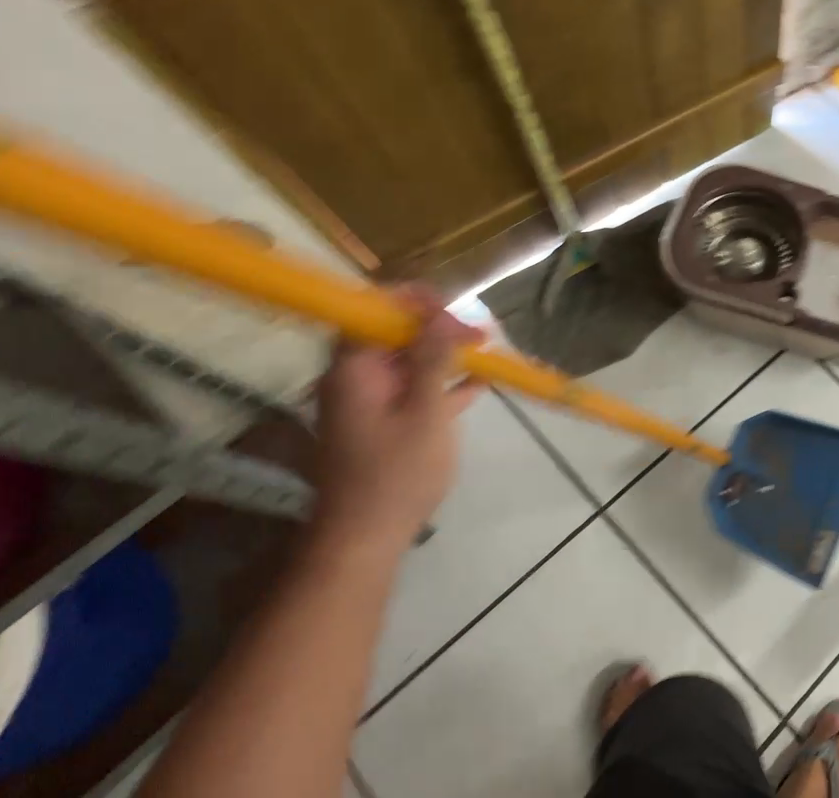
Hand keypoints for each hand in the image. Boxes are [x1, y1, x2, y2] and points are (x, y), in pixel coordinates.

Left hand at [310, 289, 482, 555]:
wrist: (364, 539)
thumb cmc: (395, 473)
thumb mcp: (425, 411)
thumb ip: (433, 359)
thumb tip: (441, 313)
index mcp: (353, 369)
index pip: (374, 311)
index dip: (414, 301)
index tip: (454, 307)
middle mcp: (353, 379)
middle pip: (391, 334)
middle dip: (436, 326)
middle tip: (478, 330)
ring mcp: (366, 403)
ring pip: (406, 362)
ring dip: (444, 353)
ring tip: (485, 348)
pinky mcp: (380, 426)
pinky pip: (412, 390)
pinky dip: (441, 382)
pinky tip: (478, 381)